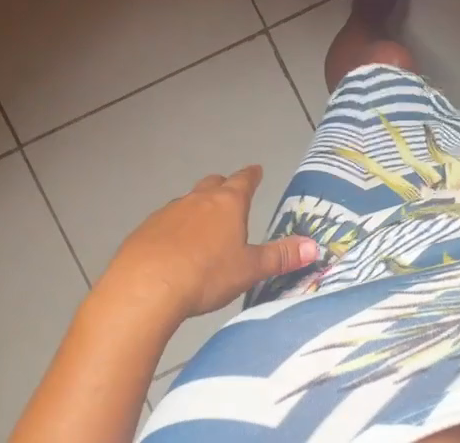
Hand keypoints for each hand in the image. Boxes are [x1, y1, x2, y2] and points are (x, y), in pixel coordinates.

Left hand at [103, 166, 316, 318]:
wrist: (144, 287)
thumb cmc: (206, 275)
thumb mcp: (249, 269)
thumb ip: (280, 257)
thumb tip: (314, 247)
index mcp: (228, 204)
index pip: (244, 180)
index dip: (252, 176)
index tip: (256, 171)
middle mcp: (198, 200)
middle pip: (213, 184)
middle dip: (223, 187)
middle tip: (229, 196)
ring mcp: (168, 212)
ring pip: (187, 203)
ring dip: (196, 210)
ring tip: (201, 229)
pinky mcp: (145, 230)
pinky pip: (164, 223)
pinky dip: (173, 230)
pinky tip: (172, 250)